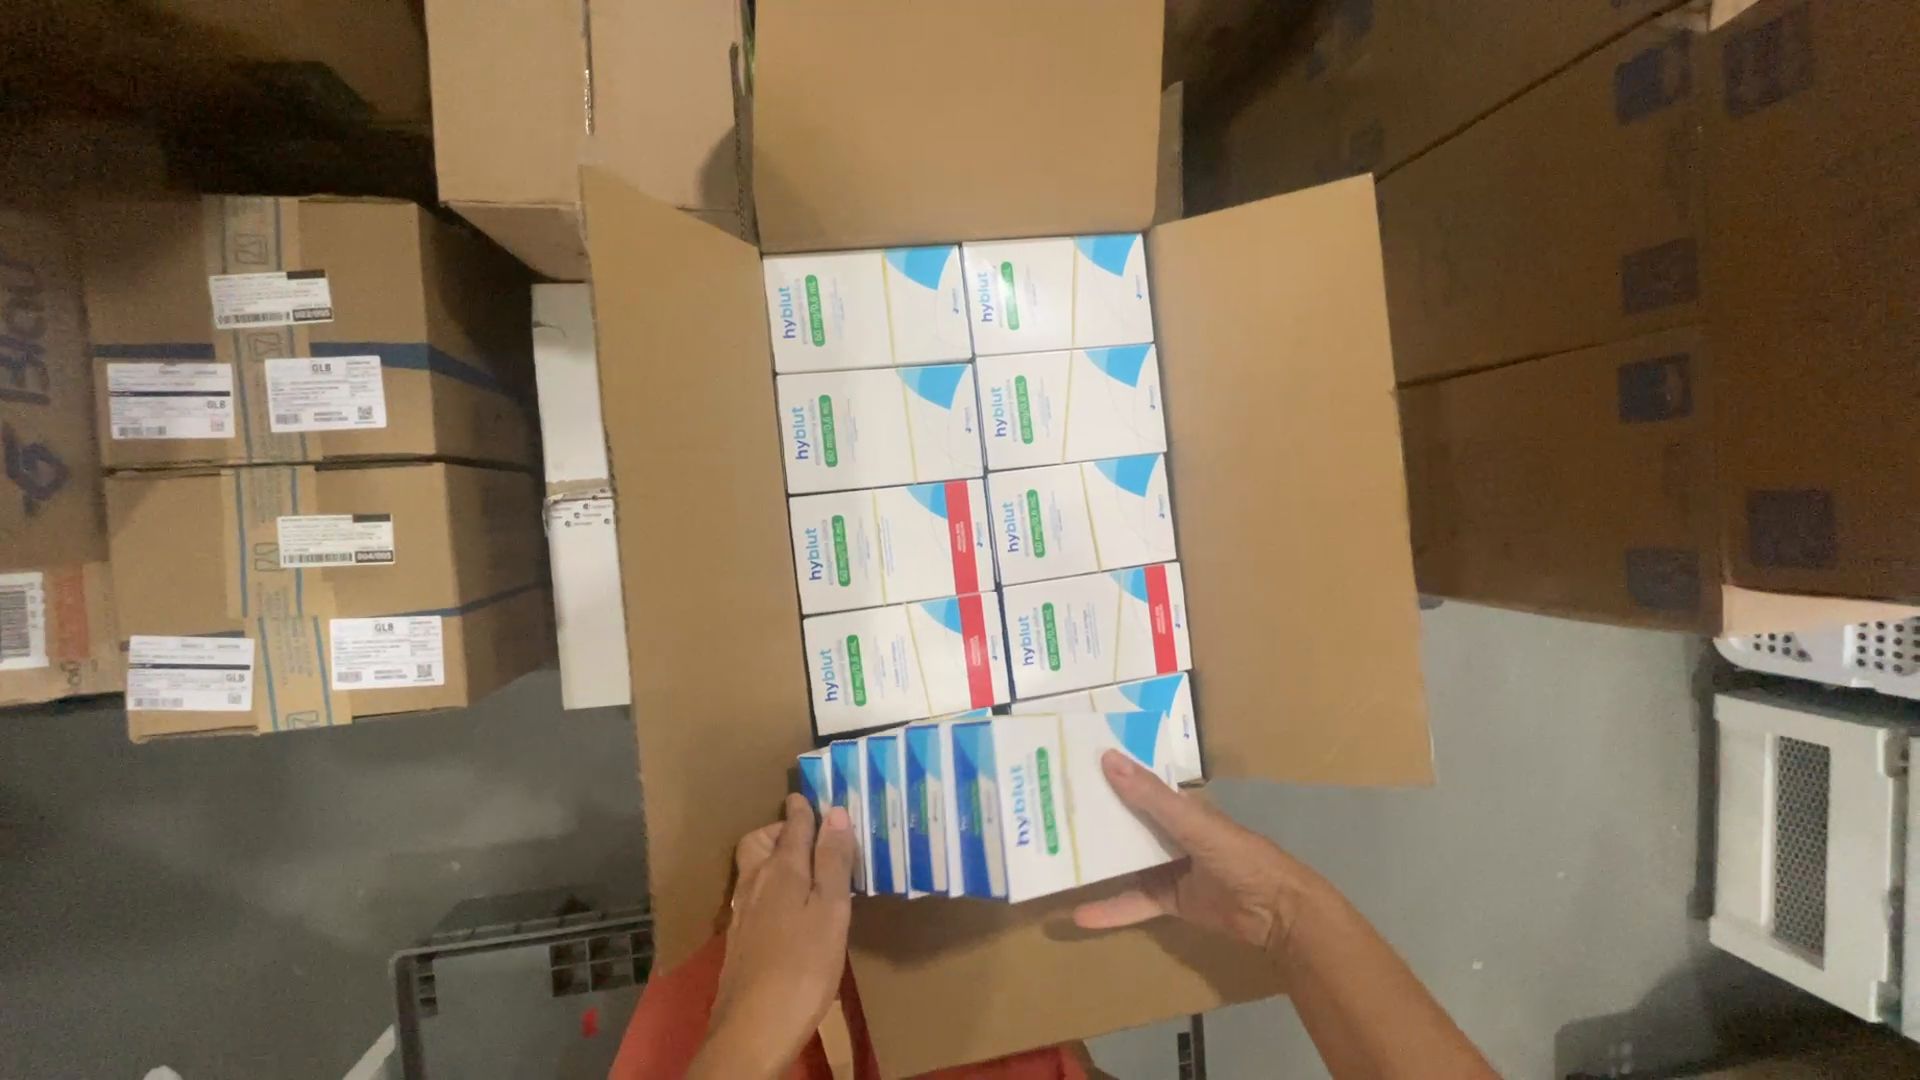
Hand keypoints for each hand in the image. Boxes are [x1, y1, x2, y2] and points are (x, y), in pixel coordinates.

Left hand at [690, 794, 857, 1079]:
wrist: (752, 1030)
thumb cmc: (802, 966)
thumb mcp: (830, 910)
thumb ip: (832, 861)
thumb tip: (835, 811)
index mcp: (781, 870)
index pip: (792, 827)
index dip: (803, 809)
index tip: (807, 794)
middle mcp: (755, 884)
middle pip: (758, 842)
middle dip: (778, 829)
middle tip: (802, 832)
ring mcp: (742, 914)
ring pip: (752, 869)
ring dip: (770, 856)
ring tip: (797, 866)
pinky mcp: (738, 941)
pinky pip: (751, 894)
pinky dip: (767, 885)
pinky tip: (782, 908)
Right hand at [1073, 750, 1321, 955]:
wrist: (1277, 913)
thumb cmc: (1238, 855)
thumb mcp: (1192, 823)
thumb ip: (1150, 796)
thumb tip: (1107, 757)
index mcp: (1178, 805)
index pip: (1135, 784)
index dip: (1104, 775)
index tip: (1065, 768)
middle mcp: (1169, 832)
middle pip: (1124, 822)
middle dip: (1091, 818)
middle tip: (1045, 812)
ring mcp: (1167, 867)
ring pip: (1124, 860)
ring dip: (1095, 861)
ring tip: (1053, 859)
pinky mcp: (1169, 900)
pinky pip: (1133, 901)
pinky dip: (1109, 909)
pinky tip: (1079, 915)